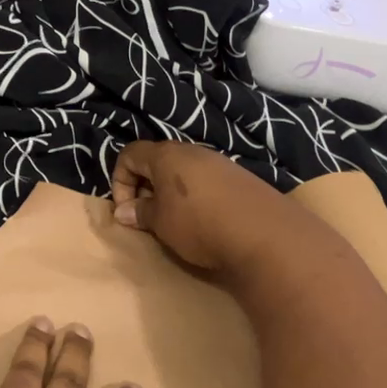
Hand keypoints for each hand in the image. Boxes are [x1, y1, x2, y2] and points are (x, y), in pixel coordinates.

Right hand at [110, 140, 326, 275]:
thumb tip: (123, 211)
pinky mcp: (241, 178)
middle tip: (150, 214)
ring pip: (185, 170)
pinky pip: (208, 180)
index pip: (130, 154)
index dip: (120, 180)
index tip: (128, 208)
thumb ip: (140, 213)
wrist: (266, 236)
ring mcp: (220, 162)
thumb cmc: (199, 224)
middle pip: (158, 159)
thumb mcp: (161, 223)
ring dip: (173, 191)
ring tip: (178, 220)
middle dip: (147, 185)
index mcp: (166, 155)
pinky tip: (206, 220)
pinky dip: (197, 195)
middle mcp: (192, 151)